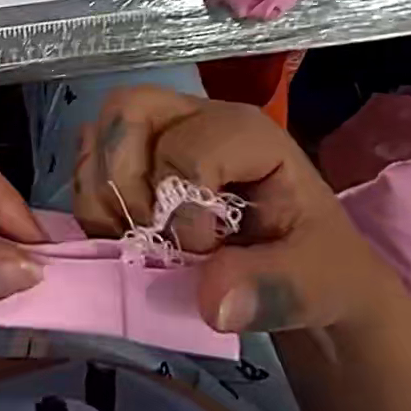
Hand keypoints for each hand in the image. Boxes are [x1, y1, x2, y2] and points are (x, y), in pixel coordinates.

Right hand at [74, 85, 402, 333]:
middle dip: (124, 180)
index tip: (205, 250)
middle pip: (128, 109)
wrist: (300, 269)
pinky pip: (87, 159)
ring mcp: (158, 132)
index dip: (184, 207)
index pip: (187, 149)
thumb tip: (211, 300)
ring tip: (132, 237)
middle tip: (149, 231)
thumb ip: (277, 288)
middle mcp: (194, 117)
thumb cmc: (316, 262)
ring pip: (99, 130)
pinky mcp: (133, 155)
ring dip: (102, 193)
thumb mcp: (323, 282)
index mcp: (245, 132)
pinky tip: (119, 233)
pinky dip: (90, 200)